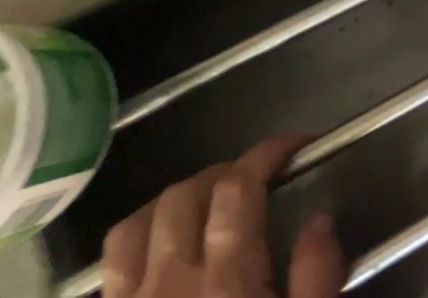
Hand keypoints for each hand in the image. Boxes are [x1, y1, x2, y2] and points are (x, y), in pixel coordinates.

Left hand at [101, 136, 344, 297]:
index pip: (237, 190)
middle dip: (224, 170)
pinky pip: (108, 263)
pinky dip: (138, 235)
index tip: (294, 145)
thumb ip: (317, 272)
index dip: (265, 153)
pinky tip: (164, 242)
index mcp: (227, 278)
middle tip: (257, 175)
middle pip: (183, 196)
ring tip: (207, 199)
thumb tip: (318, 220)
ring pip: (134, 225)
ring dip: (174, 199)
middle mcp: (169, 281)